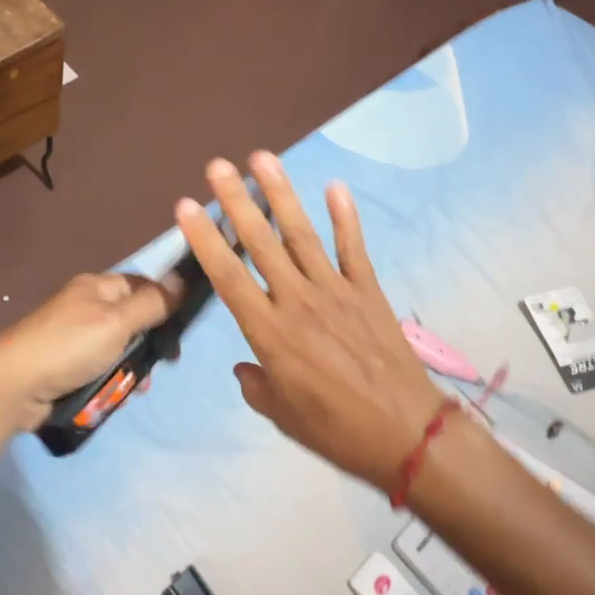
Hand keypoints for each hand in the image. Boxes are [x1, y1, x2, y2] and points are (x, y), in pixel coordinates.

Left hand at [0, 272, 181, 431]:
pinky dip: (111, 383)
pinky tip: (117, 396)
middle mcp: (86, 308)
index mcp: (96, 287)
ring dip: (131, 370)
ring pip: (120, 351)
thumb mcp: (116, 322)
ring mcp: (75, 339)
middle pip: (132, 322)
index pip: (141, 285)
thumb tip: (180, 278)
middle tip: (162, 365)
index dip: (164, 303)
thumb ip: (151, 303)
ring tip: (137, 388)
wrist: (15, 385)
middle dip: (148, 345)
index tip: (182, 328)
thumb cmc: (69, 346)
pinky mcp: (68, 367)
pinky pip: (102, 371)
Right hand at [175, 152, 444, 492]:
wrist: (408, 436)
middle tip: (218, 166)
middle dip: (238, 201)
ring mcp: (336, 291)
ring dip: (281, 194)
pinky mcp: (368, 291)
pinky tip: (335, 187)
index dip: (205, 239)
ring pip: (302, 235)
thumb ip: (256, 386)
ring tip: (263, 158)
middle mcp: (298, 301)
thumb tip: (245, 367)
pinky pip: (353, 248)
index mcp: (270, 333)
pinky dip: (345, 217)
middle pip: (262, 243)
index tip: (186, 206)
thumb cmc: (337, 430)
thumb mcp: (283, 416)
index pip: (228, 277)